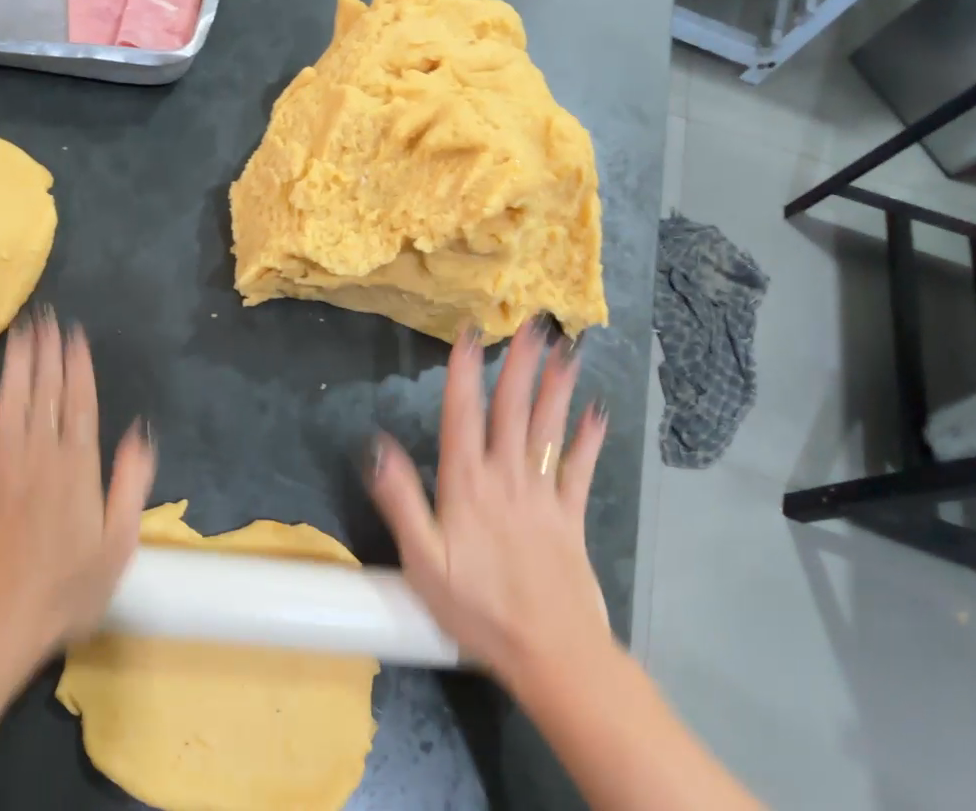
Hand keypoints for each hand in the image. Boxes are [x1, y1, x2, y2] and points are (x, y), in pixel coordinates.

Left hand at [0, 311, 155, 661]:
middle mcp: (37, 454)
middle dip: (47, 352)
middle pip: (44, 392)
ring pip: (8, 401)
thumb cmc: (63, 592)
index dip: (78, 366)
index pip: (80, 402)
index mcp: (76, 467)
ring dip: (15, 364)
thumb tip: (139, 433)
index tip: (76, 334)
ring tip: (19, 331)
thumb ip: (129, 484)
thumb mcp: (116, 546)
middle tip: (46, 317)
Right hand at [368, 319, 611, 682]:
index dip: (464, 372)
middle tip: (533, 322)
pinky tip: (598, 412)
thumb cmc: (477, 608)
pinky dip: (590, 439)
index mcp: (466, 486)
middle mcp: (507, 479)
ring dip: (556, 388)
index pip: (463, 416)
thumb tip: (377, 445)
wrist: (551, 651)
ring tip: (566, 350)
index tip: (469, 332)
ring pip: (548, 430)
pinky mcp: (571, 518)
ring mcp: (544, 496)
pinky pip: (580, 469)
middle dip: (519, 364)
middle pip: (512, 411)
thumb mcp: (422, 559)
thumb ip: (401, 499)